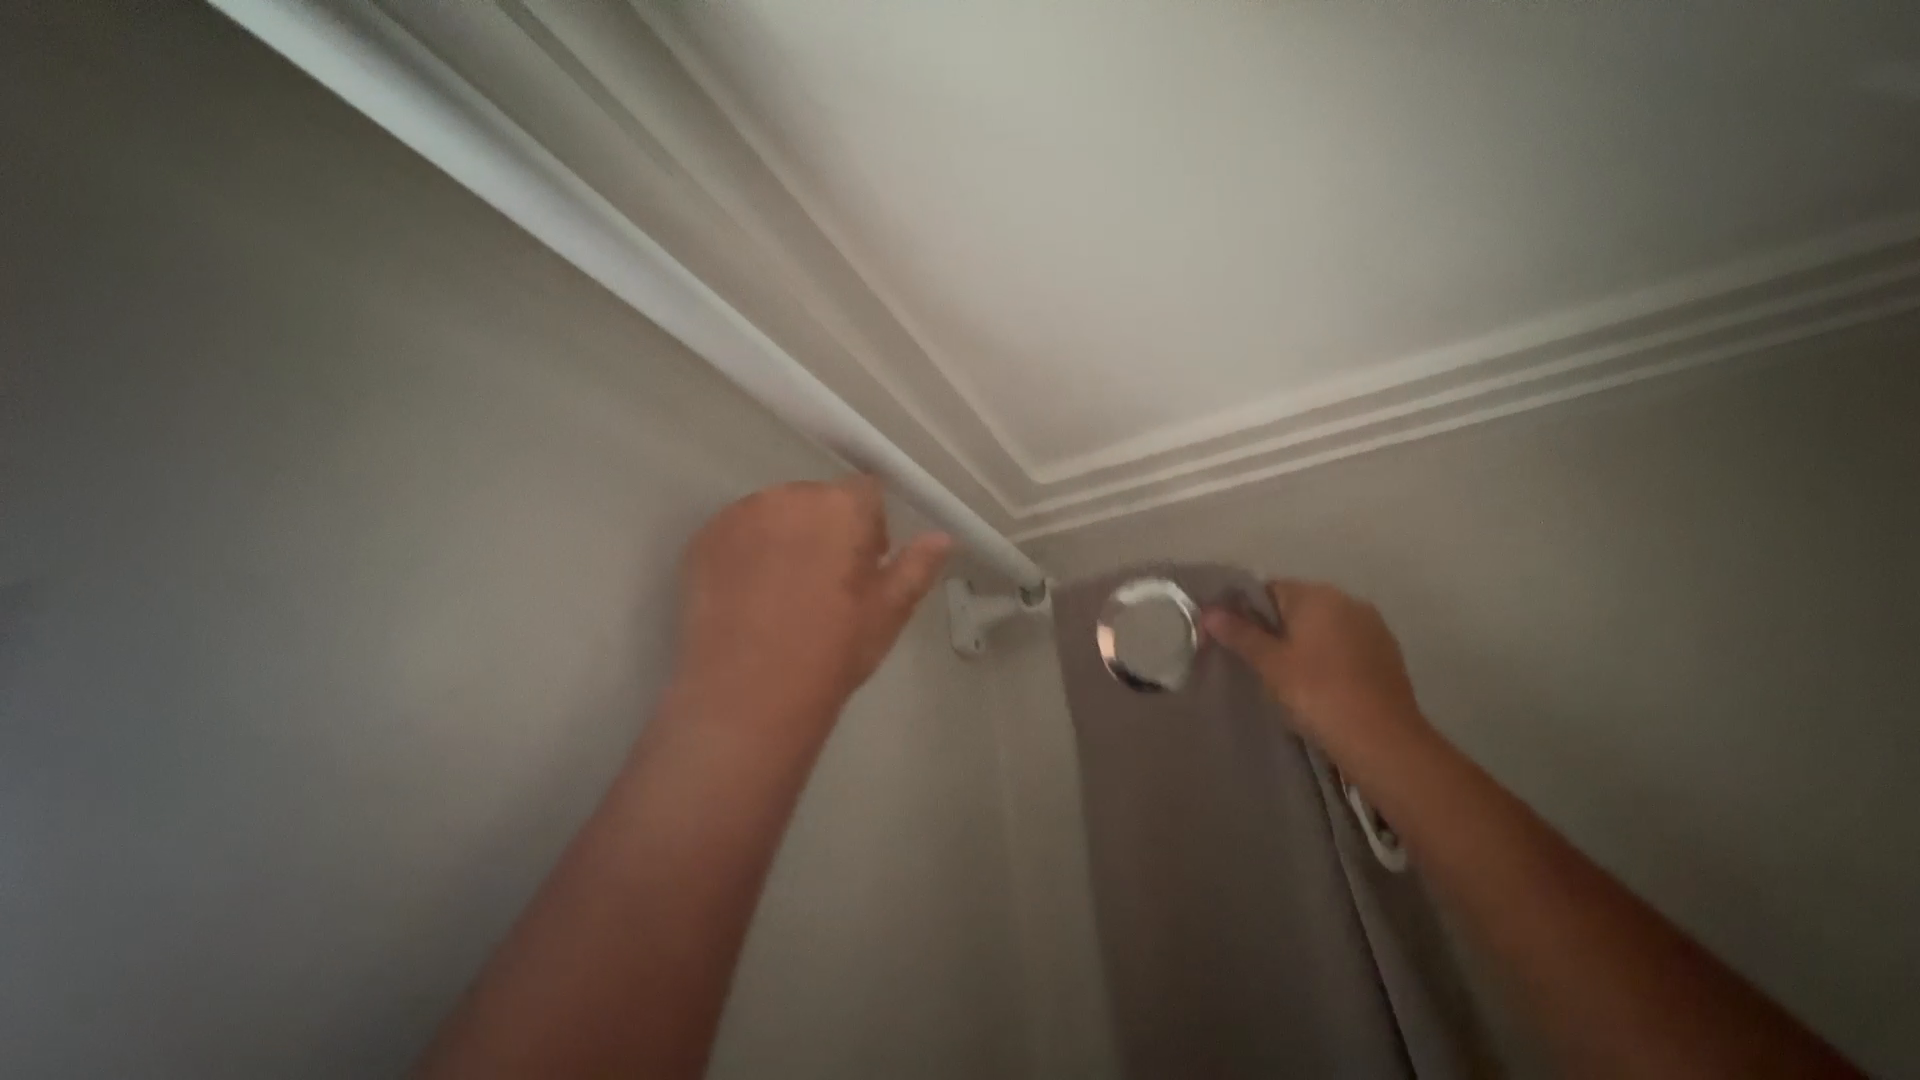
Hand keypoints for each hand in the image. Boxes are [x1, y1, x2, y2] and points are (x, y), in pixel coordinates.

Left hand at [671, 476, 951, 724]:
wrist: (748, 695)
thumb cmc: (831, 651)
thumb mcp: (886, 613)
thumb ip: (916, 566)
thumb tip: (943, 538)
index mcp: (840, 507)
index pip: (865, 492)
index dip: (870, 527)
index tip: (866, 567)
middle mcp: (786, 498)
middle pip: (816, 500)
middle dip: (826, 530)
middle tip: (826, 585)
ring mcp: (738, 518)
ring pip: (774, 515)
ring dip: (785, 539)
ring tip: (783, 594)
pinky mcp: (701, 542)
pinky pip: (736, 535)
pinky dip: (747, 554)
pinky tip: (749, 598)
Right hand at [1203, 579, 1428, 754]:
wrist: (1381, 739)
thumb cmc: (1317, 693)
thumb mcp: (1270, 664)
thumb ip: (1240, 633)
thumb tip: (1209, 611)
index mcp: (1317, 595)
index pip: (1269, 589)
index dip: (1243, 611)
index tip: (1230, 639)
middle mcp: (1348, 601)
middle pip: (1297, 606)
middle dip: (1274, 628)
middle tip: (1254, 662)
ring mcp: (1372, 627)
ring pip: (1323, 627)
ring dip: (1302, 643)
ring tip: (1285, 677)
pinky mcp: (1386, 653)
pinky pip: (1345, 645)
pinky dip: (1327, 657)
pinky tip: (1318, 686)